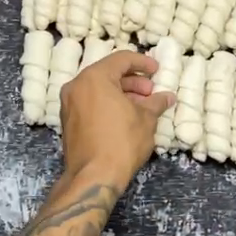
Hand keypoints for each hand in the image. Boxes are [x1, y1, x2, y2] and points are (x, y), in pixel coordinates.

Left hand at [58, 51, 174, 187]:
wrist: (93, 176)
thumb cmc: (122, 142)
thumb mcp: (146, 119)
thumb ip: (156, 103)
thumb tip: (167, 97)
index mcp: (94, 78)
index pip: (121, 59)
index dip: (143, 63)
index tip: (157, 70)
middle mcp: (76, 86)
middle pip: (108, 73)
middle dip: (132, 81)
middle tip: (151, 92)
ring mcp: (69, 104)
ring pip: (99, 89)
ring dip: (121, 93)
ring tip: (142, 106)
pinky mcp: (68, 121)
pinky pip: (90, 103)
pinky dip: (108, 104)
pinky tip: (125, 117)